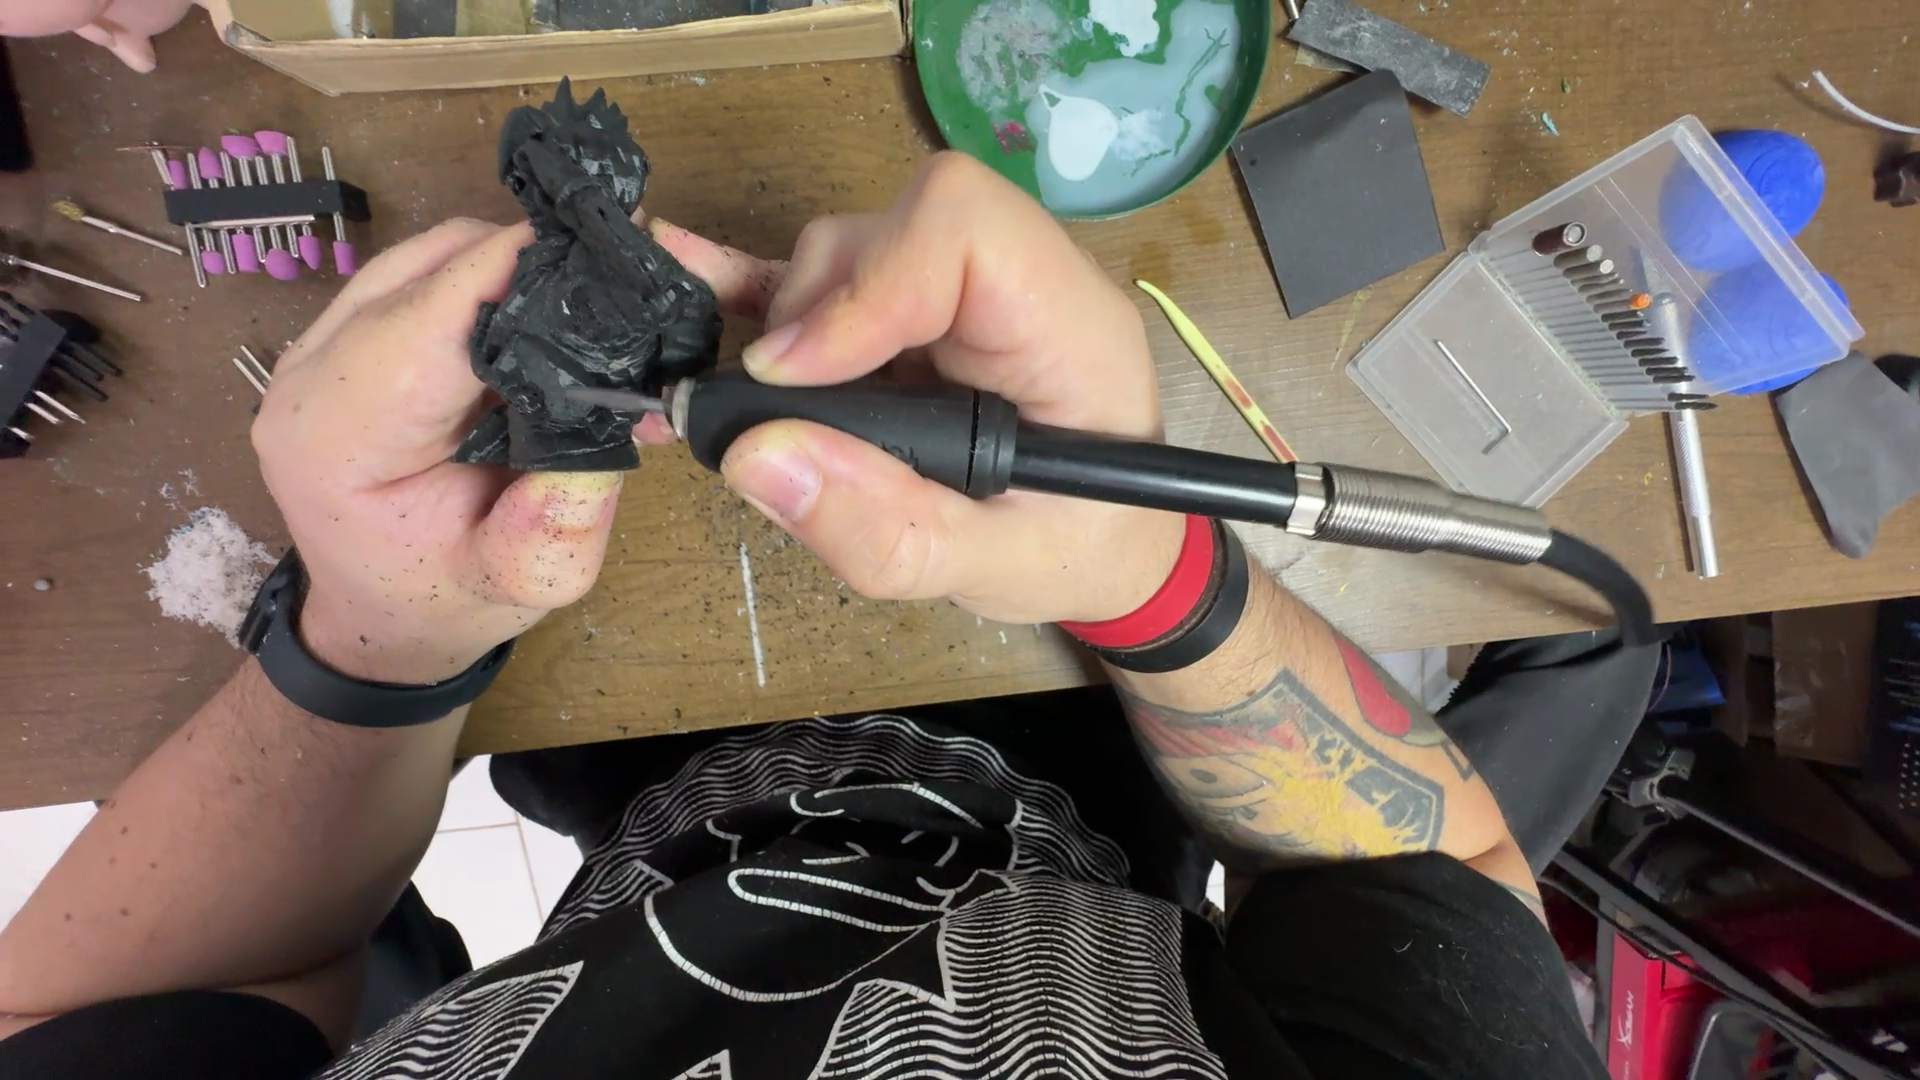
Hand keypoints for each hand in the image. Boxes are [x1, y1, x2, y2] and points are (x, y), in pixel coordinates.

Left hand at [253, 220, 624, 684]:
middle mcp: (315, 372)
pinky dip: (506, 288)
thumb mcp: (535, 575)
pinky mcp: (362, 343)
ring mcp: (329, 349)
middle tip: (624, 296)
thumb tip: (623, 398)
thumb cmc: (454, 602)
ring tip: (596, 315)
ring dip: (523, 271)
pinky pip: (437, 281)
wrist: (391, 616)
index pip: (431, 315)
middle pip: (432, 263)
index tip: (612, 261)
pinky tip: (556, 330)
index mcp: (340, 435)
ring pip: (436, 257)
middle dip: (534, 263)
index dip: (519, 273)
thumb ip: (573, 500)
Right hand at [652, 153, 1184, 624]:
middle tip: (779, 409)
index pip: (963, 230)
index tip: (793, 375)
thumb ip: (890, 531)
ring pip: (851, 252)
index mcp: (1069, 328)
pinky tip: (706, 287)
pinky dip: (769, 294)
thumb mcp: (994, 569)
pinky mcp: (922, 318)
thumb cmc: (1079, 553)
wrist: (1107, 543)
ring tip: (778, 409)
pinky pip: (840, 282)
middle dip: (812, 313)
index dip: (865, 287)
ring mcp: (965, 295)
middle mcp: (1019, 286)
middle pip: (890, 230)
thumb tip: (757, 457)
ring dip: (791, 324)